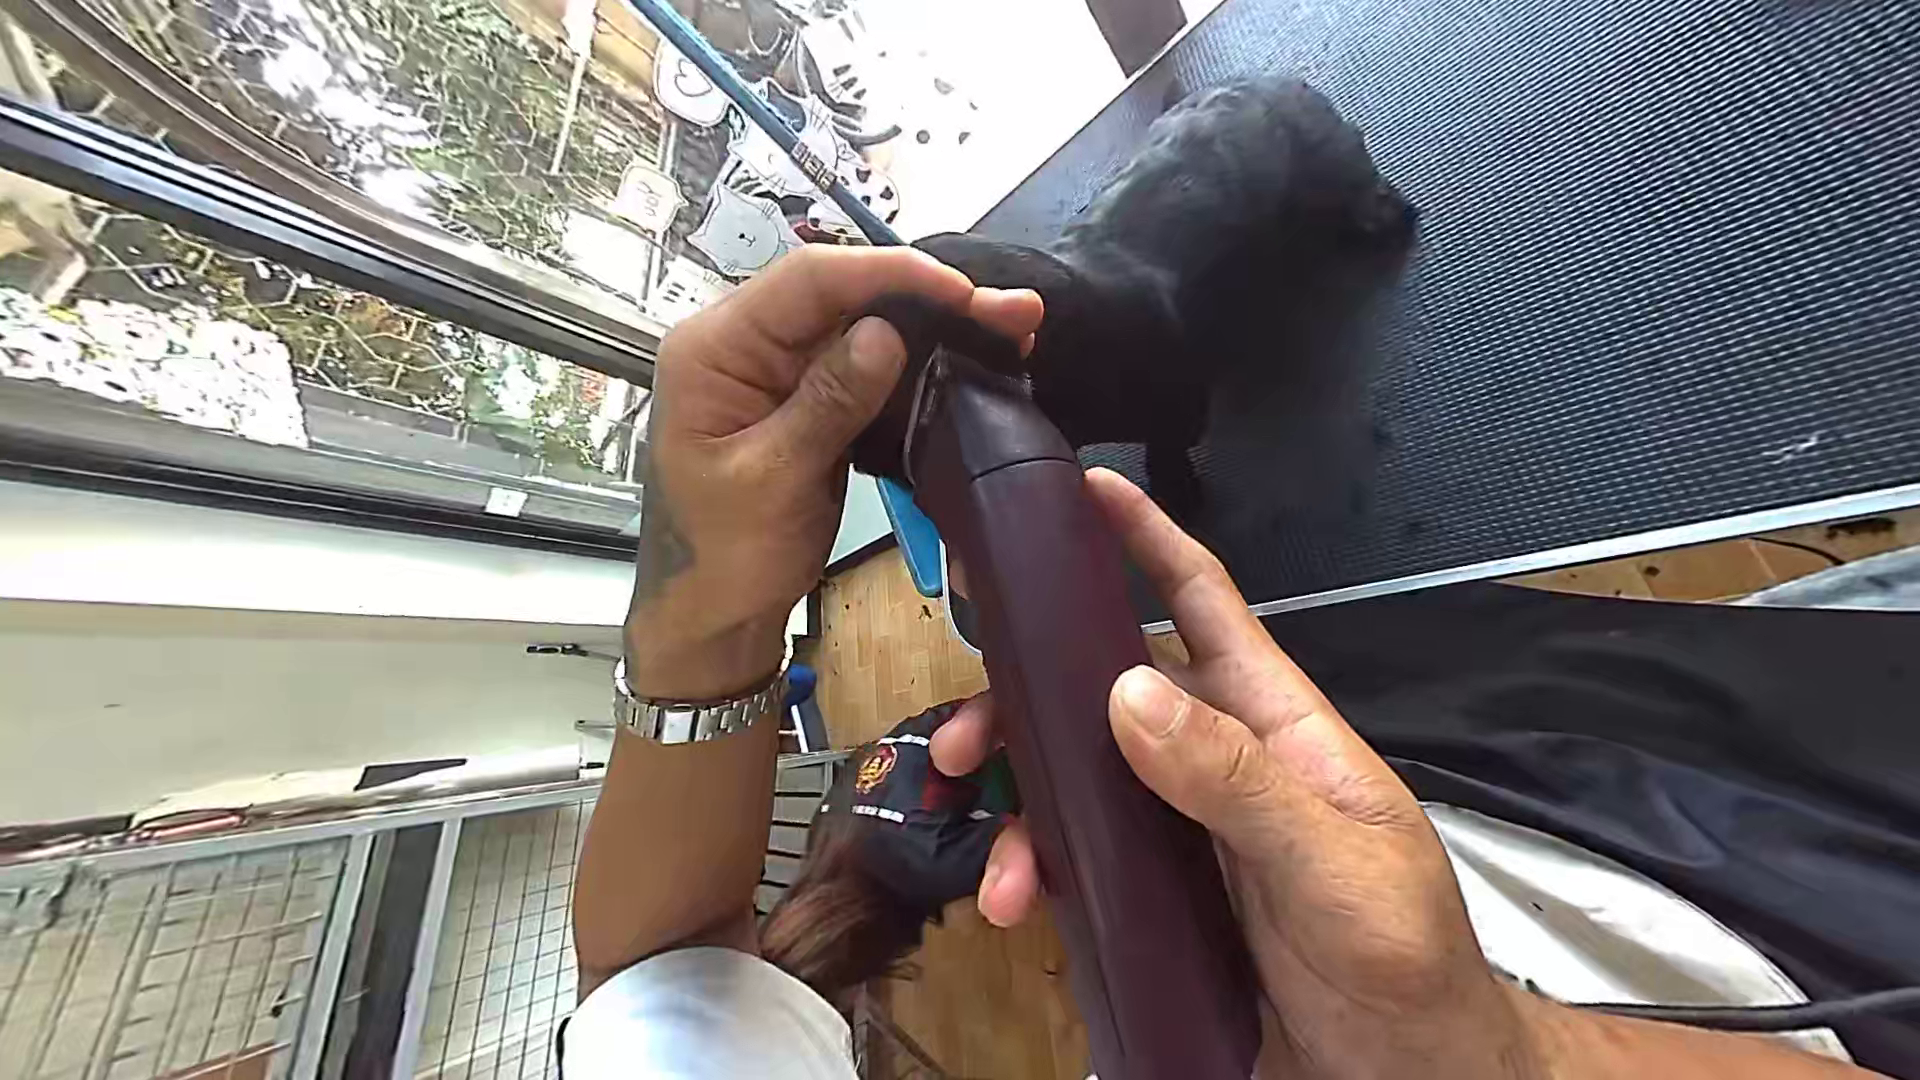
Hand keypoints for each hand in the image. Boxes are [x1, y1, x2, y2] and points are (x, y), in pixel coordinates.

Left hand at [627, 246, 1041, 699]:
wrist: (721, 607)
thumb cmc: (724, 553)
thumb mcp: (773, 478)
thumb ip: (827, 403)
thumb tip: (885, 334)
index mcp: (716, 349)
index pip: (809, 282)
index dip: (890, 276)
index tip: (962, 293)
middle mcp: (749, 347)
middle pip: (845, 298)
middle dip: (928, 300)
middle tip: (1008, 311)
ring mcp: (785, 377)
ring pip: (866, 332)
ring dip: (934, 332)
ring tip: (1004, 334)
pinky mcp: (815, 406)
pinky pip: (869, 374)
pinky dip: (918, 371)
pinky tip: (963, 367)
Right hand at [930, 467, 1539, 1079]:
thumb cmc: (1404, 970)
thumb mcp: (1340, 873)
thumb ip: (1241, 783)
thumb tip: (1126, 692)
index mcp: (1260, 712)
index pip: (1197, 595)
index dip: (1146, 535)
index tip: (1088, 489)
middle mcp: (1199, 742)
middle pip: (1093, 678)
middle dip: (1022, 690)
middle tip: (968, 732)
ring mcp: (1161, 806)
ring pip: (1064, 761)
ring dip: (1012, 787)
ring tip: (987, 843)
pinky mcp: (1136, 868)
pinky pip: (1065, 839)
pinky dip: (1029, 859)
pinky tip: (1016, 899)